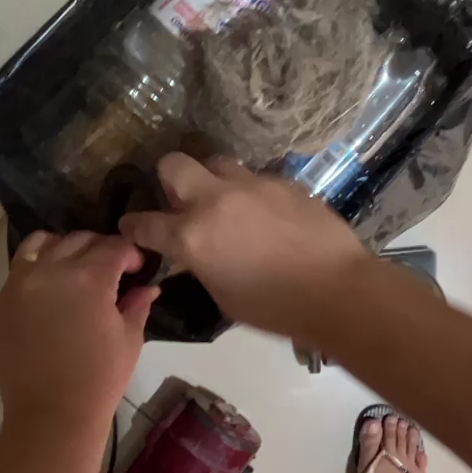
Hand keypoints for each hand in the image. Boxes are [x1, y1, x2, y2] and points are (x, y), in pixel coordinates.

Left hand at [0, 230, 157, 434]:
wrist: (52, 411)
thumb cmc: (101, 377)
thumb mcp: (130, 339)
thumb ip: (137, 305)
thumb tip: (148, 287)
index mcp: (89, 279)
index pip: (115, 247)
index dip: (132, 254)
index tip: (139, 269)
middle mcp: (51, 271)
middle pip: (79, 239)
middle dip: (101, 248)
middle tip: (113, 270)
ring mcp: (20, 284)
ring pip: (43, 243)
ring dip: (65, 248)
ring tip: (76, 269)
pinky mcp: (2, 301)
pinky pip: (21, 268)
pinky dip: (40, 267)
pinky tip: (53, 289)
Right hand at [118, 153, 374, 339]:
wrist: (338, 290)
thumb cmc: (278, 309)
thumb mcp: (225, 297)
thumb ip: (203, 266)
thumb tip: (199, 255)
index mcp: (192, 237)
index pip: (146, 224)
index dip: (135, 227)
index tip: (133, 228)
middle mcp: (215, 201)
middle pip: (174, 164)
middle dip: (171, 180)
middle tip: (184, 202)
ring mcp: (253, 186)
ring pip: (219, 163)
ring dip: (215, 181)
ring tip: (231, 205)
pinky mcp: (286, 183)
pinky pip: (259, 179)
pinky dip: (255, 194)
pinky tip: (271, 216)